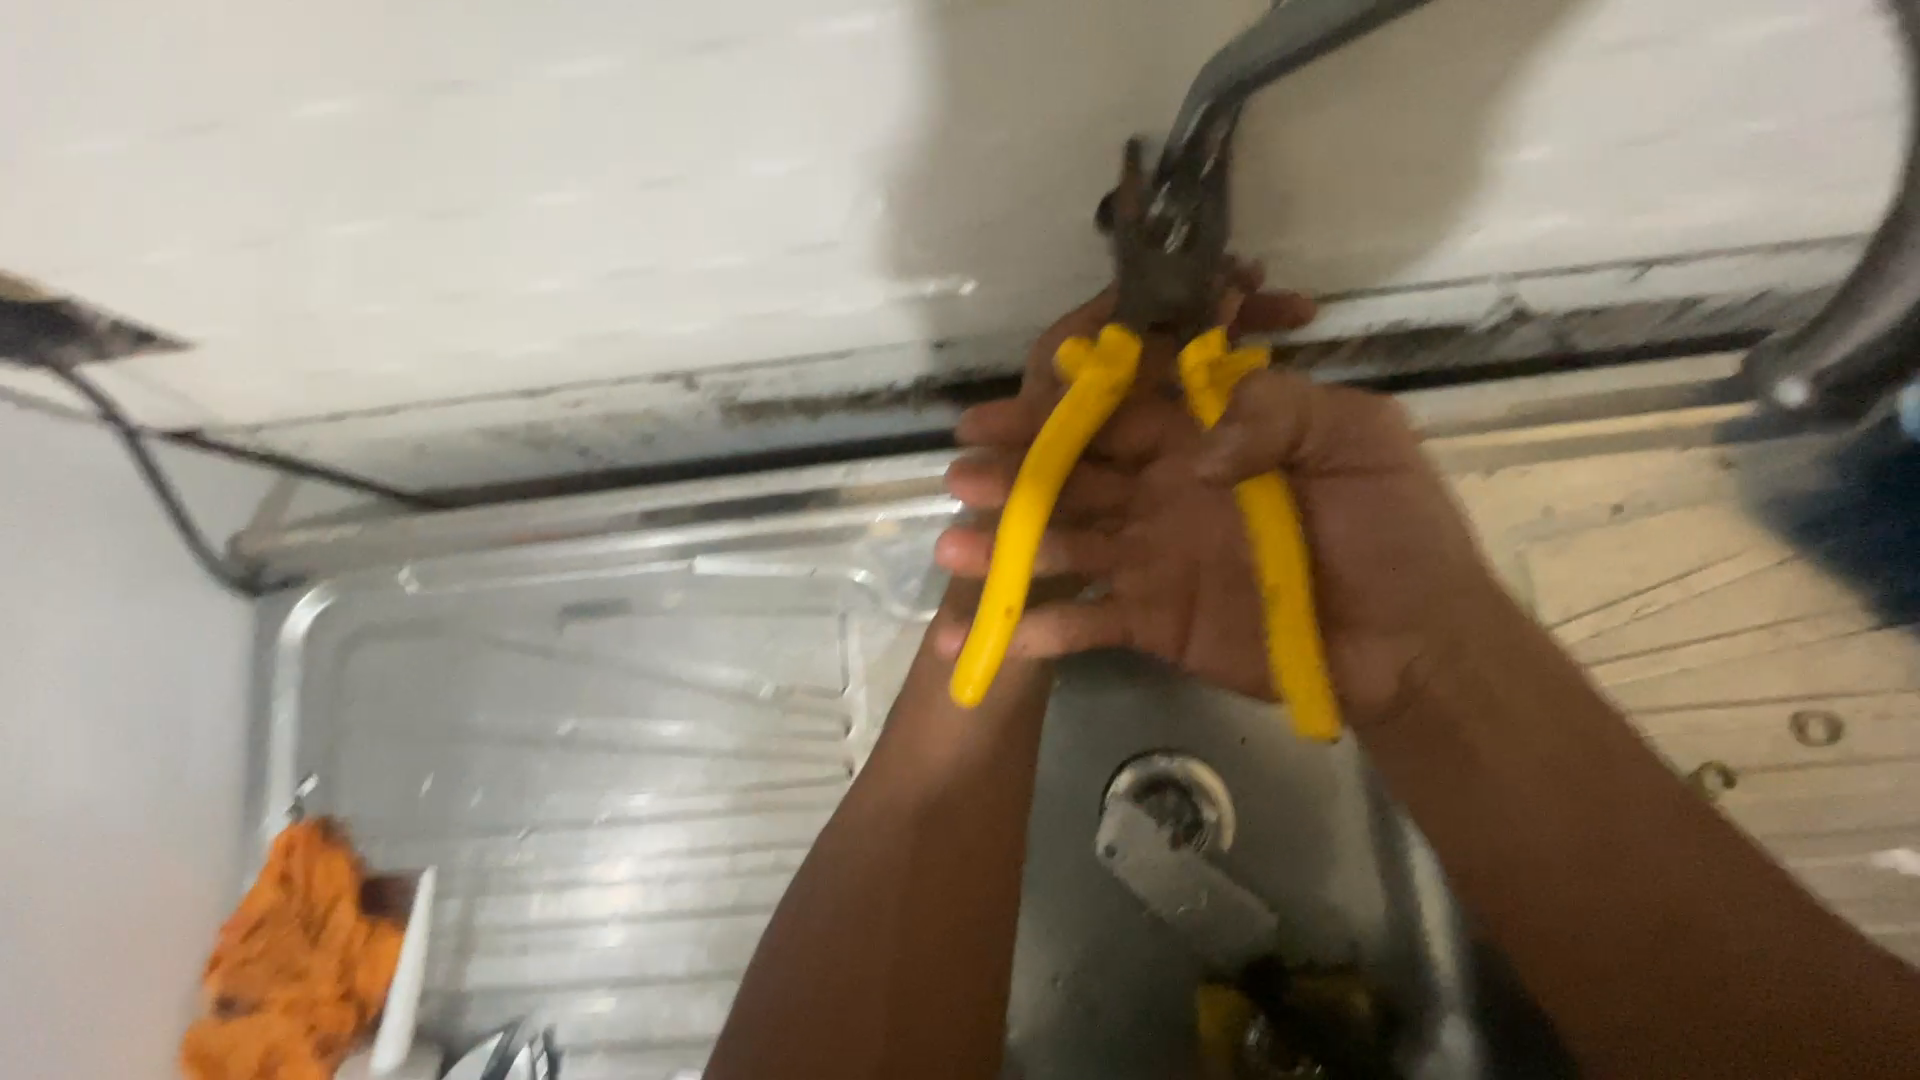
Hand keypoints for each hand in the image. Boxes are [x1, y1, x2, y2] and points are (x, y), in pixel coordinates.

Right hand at [931, 284, 1498, 725]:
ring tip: (955, 549)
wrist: (1414, 642)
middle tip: (960, 480)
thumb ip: (1280, 411)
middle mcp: (1162, 496)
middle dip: (1016, 479)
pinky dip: (1047, 627)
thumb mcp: (1360, 439)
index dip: (1054, 416)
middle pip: (1076, 482)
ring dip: (1013, 550)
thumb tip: (1197, 449)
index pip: (1114, 419)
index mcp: (1202, 442)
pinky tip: (1004, 633)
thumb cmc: (1395, 531)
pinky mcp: (1154, 622)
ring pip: (1069, 548)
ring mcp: (1153, 561)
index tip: (993, 418)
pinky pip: (1092, 621)